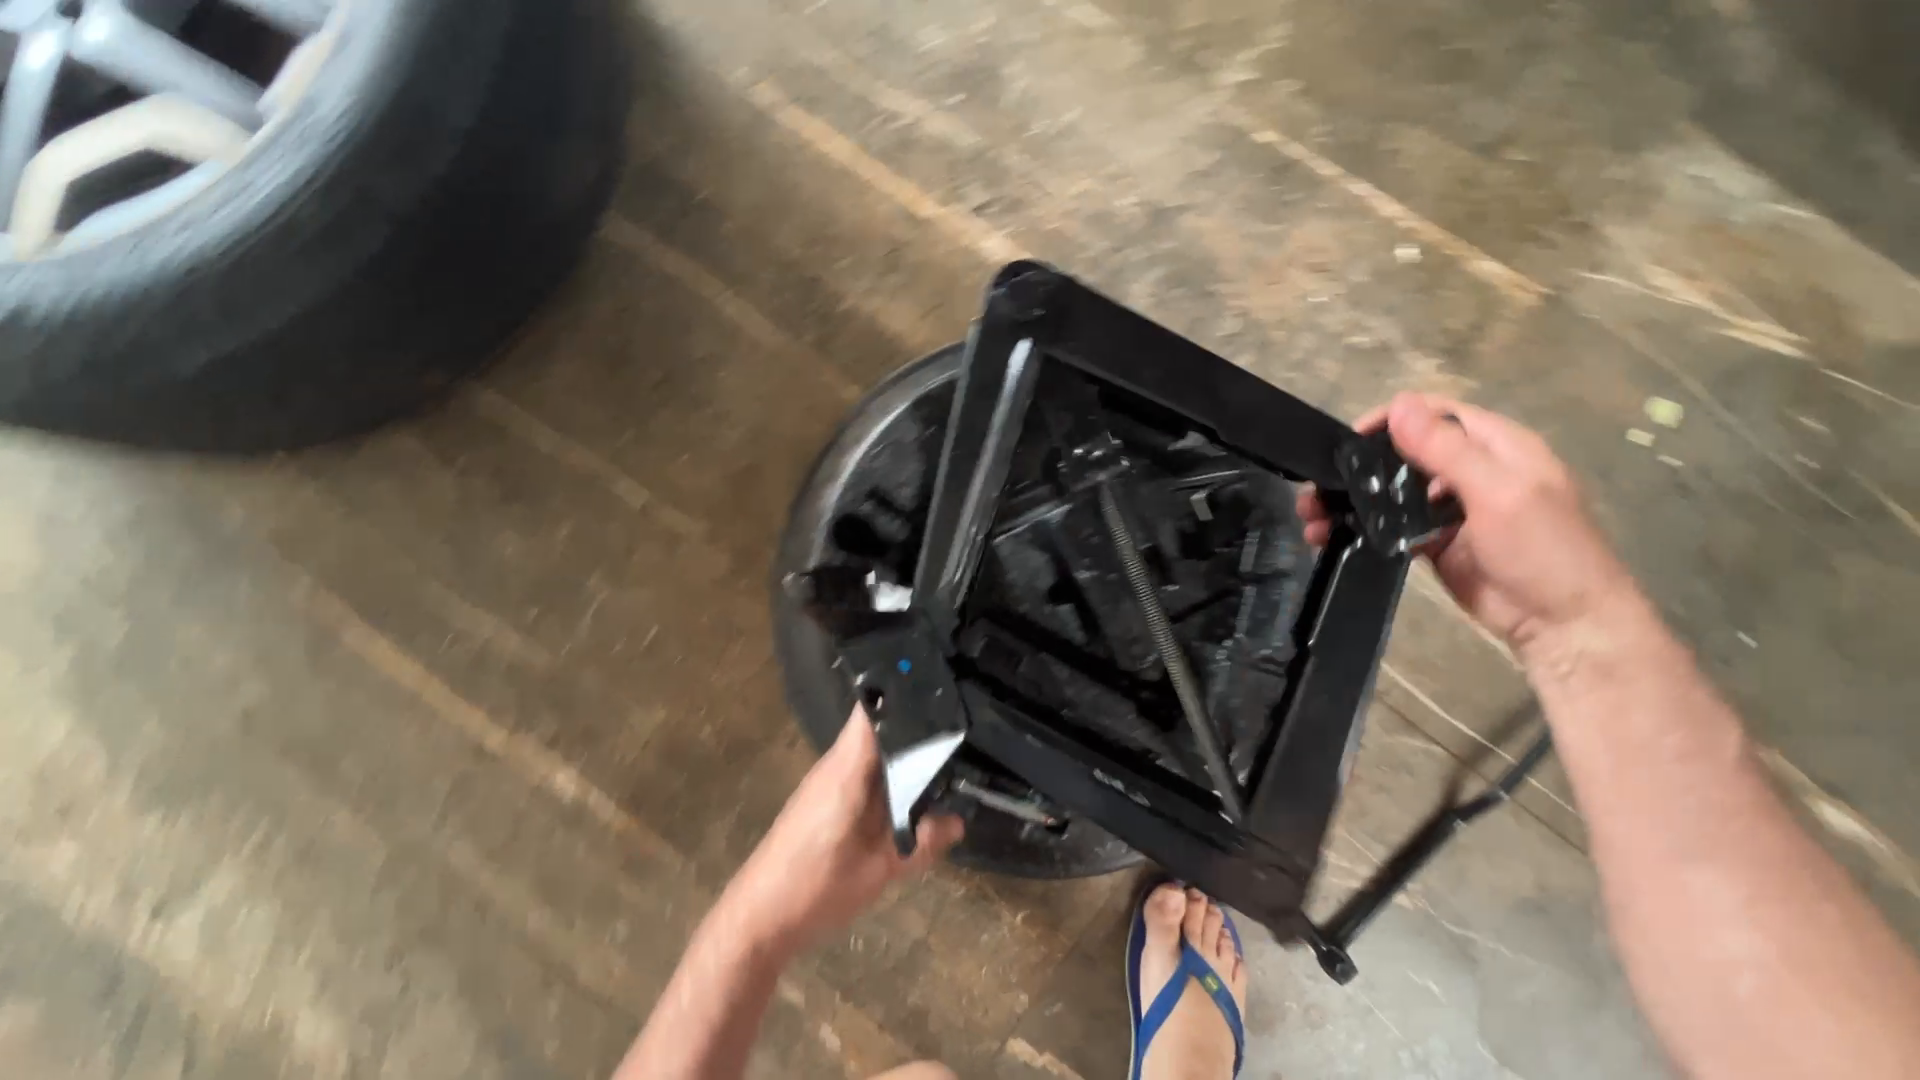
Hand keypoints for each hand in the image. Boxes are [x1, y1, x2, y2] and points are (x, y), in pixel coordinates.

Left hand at [721, 708, 963, 954]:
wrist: (758, 921)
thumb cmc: (816, 889)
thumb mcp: (880, 870)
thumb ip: (923, 843)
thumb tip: (959, 820)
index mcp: (846, 769)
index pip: (871, 709)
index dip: (902, 689)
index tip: (940, 686)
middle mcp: (834, 766)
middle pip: (877, 727)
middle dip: (914, 725)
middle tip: (960, 726)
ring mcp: (826, 783)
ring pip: (870, 753)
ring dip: (901, 755)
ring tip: (947, 756)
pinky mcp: (822, 802)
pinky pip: (861, 775)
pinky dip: (887, 778)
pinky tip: (911, 794)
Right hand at [1297, 393, 1639, 654]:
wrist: (1562, 626)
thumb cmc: (1543, 551)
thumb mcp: (1497, 492)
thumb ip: (1447, 449)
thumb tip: (1398, 404)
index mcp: (1497, 447)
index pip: (1437, 414)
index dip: (1392, 418)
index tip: (1348, 439)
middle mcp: (1471, 471)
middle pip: (1407, 452)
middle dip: (1361, 465)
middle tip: (1319, 486)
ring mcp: (1451, 510)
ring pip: (1393, 491)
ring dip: (1353, 499)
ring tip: (1313, 518)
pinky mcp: (1435, 543)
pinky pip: (1391, 527)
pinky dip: (1362, 528)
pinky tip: (1330, 537)